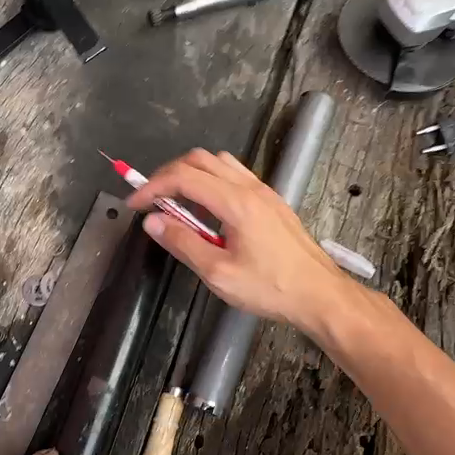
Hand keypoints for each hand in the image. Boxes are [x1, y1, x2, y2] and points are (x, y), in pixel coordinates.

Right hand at [126, 149, 346, 331]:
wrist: (320, 294)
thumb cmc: (271, 288)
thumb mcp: (219, 273)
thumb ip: (183, 243)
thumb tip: (153, 222)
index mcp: (236, 203)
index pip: (184, 178)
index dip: (153, 186)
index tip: (134, 204)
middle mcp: (250, 188)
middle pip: (200, 159)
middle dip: (168, 174)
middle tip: (151, 199)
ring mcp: (263, 192)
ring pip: (218, 163)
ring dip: (191, 174)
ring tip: (176, 203)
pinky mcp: (271, 202)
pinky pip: (234, 175)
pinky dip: (210, 181)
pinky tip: (205, 210)